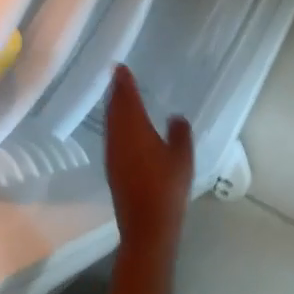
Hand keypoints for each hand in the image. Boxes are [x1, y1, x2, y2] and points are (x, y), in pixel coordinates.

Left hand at [104, 65, 193, 248]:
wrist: (147, 227)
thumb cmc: (167, 187)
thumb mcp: (183, 157)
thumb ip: (180, 132)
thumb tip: (175, 117)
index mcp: (135, 130)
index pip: (126, 99)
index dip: (123, 82)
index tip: (120, 67)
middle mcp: (118, 139)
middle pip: (113, 109)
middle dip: (115, 92)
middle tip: (118, 76)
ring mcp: (113, 156)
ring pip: (110, 124)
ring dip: (113, 107)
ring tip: (118, 95)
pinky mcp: (113, 170)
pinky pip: (111, 136)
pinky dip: (114, 124)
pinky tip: (122, 127)